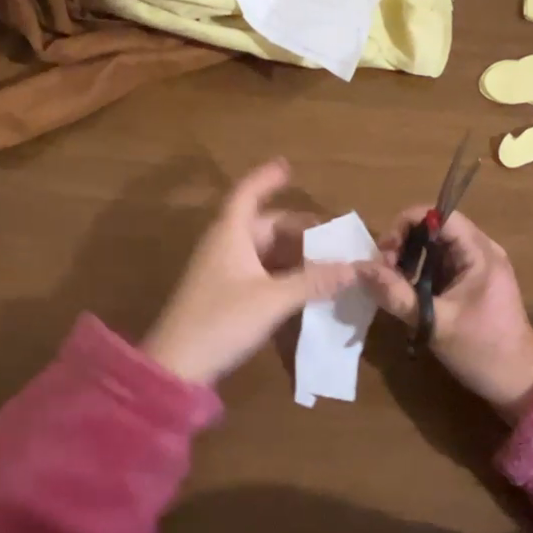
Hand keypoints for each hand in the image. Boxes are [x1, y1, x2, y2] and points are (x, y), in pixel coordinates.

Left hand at [142, 160, 356, 386]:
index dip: (267, 179)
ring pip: (263, 251)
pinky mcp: (223, 296)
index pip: (248, 193)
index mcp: (230, 234)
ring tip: (327, 260)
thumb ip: (314, 282)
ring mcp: (222, 271)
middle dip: (297, 227)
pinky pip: (258, 272)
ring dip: (293, 253)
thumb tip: (355, 267)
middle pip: (264, 225)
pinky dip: (282, 273)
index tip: (288, 166)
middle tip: (332, 234)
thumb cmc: (221, 320)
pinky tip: (304, 285)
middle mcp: (224, 245)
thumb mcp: (273, 299)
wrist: (176, 365)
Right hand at [359, 209, 532, 421]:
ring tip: (391, 285)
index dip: (405, 225)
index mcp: (480, 253)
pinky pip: (439, 265)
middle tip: (383, 273)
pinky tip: (406, 293)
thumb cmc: (483, 351)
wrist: (520, 384)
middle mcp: (480, 251)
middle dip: (402, 243)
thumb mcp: (434, 323)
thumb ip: (396, 295)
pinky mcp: (471, 283)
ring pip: (434, 247)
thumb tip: (359, 269)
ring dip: (408, 259)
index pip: (437, 215)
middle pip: (433, 228)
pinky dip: (419, 273)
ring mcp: (477, 267)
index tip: (384, 254)